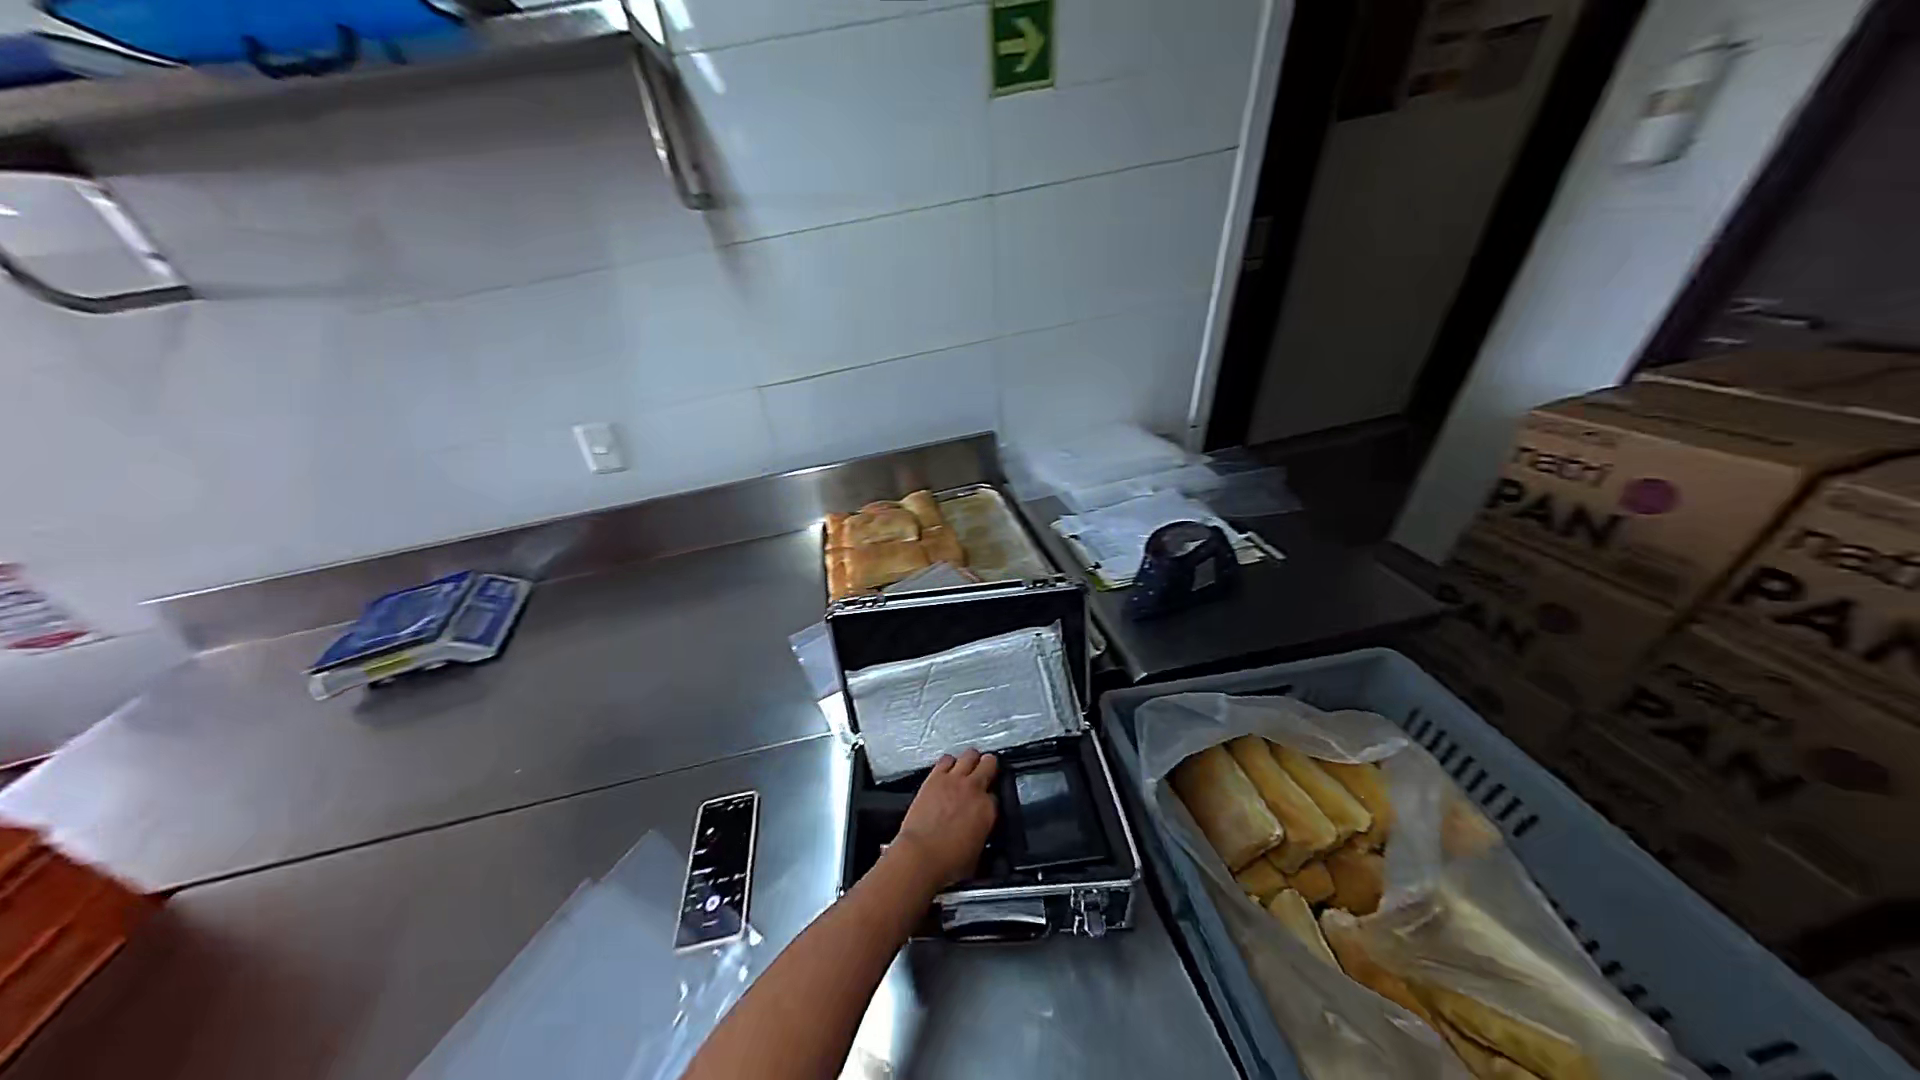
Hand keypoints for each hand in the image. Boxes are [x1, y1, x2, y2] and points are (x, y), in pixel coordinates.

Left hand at [889, 749, 998, 891]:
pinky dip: (949, 762)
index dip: (990, 797)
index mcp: (988, 810)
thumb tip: (978, 834)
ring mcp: (955, 780)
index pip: (996, 795)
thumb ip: (981, 835)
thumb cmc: (947, 861)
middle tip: (985, 770)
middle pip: (990, 763)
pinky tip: (947, 769)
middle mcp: (974, 790)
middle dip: (989, 766)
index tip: (986, 800)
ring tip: (968, 766)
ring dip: (971, 759)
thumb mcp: (977, 854)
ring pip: (970, 755)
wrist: (922, 855)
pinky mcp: (935, 777)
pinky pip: (946, 759)